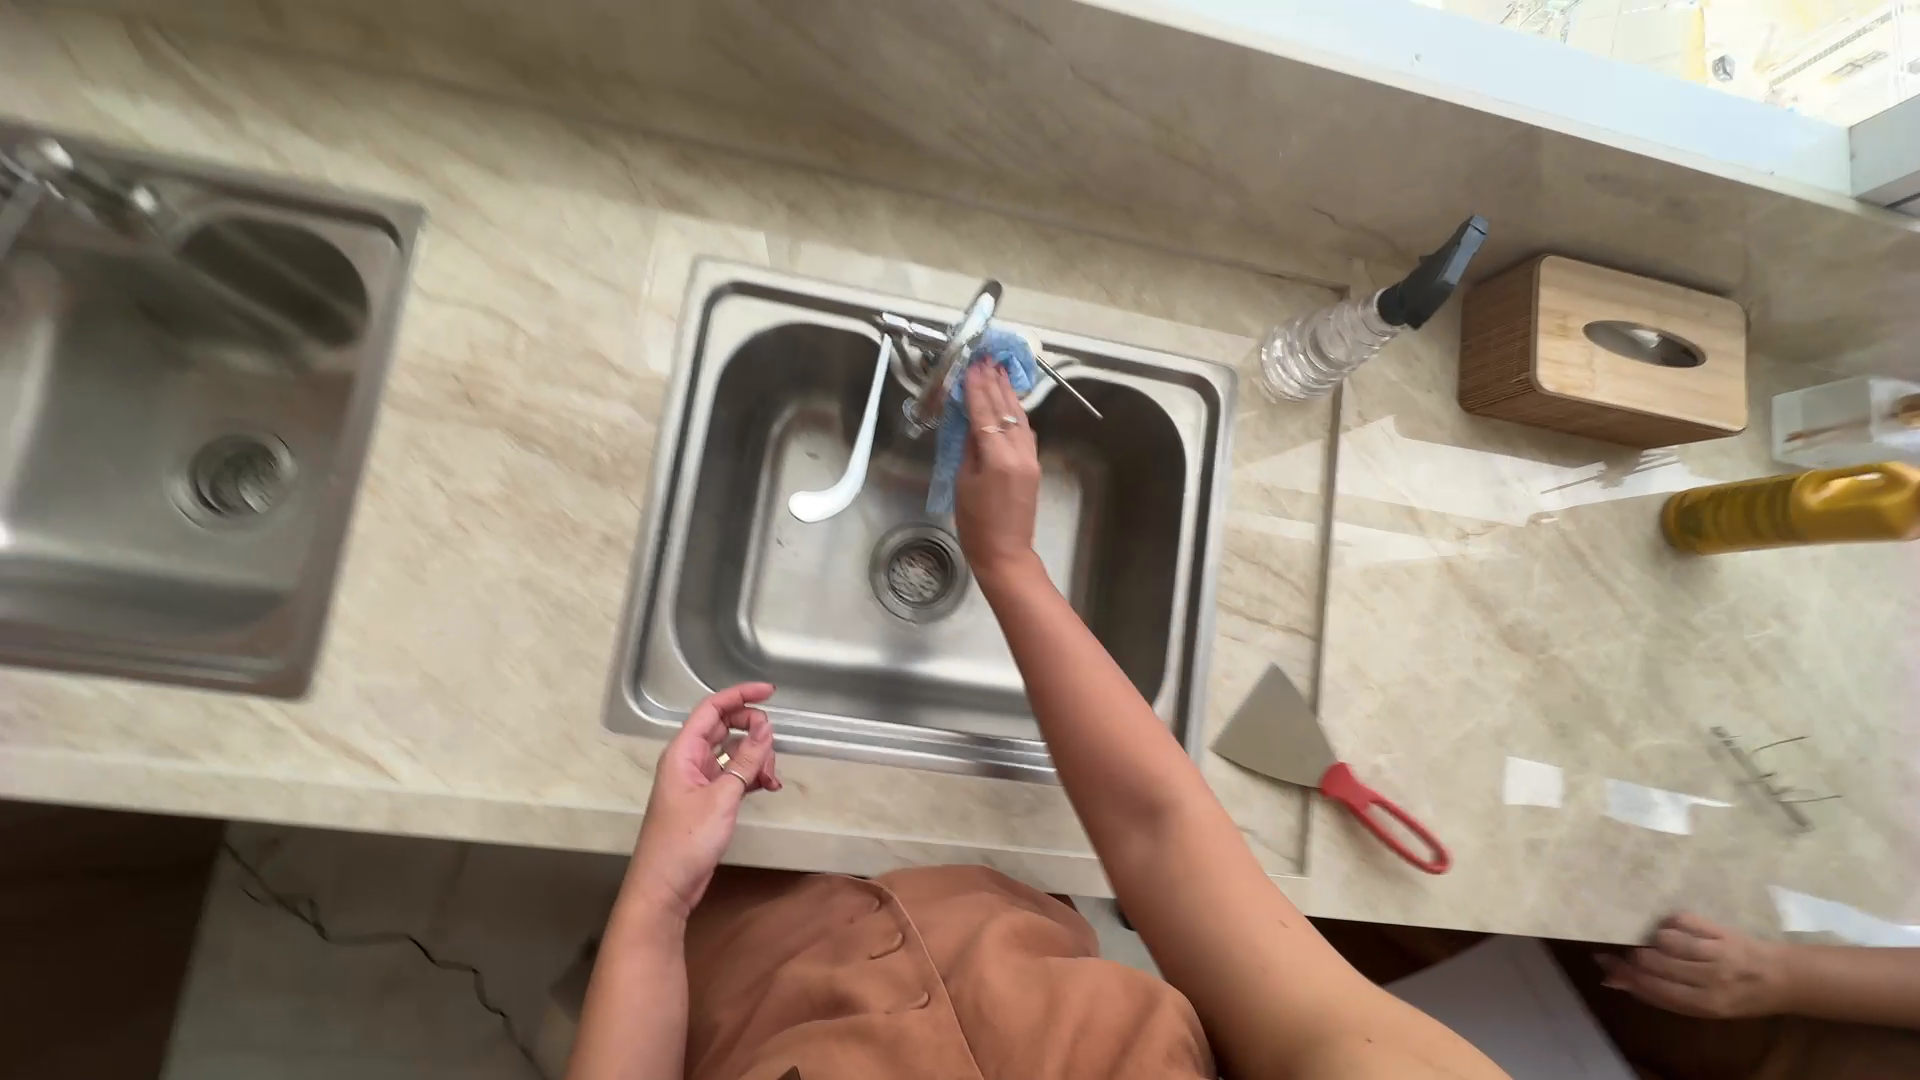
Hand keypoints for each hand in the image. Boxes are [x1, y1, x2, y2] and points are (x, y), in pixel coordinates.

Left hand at [628, 683, 780, 921]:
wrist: (664, 888)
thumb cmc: (686, 840)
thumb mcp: (722, 797)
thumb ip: (746, 760)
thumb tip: (766, 727)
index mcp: (683, 752)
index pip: (712, 709)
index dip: (740, 695)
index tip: (770, 692)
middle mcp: (689, 760)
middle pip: (724, 727)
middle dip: (753, 731)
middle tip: (774, 746)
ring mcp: (698, 779)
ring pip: (732, 752)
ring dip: (756, 758)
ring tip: (772, 778)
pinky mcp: (707, 798)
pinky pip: (733, 774)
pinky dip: (752, 775)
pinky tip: (768, 786)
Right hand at [956, 363, 1040, 581]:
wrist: (1005, 552)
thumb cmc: (975, 524)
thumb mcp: (962, 483)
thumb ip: (969, 449)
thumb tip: (971, 423)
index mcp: (998, 457)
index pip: (985, 414)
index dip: (976, 389)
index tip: (971, 366)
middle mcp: (1019, 453)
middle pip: (1005, 410)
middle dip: (994, 384)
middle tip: (986, 359)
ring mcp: (1030, 459)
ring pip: (1019, 418)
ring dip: (1008, 394)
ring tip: (999, 371)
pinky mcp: (1034, 466)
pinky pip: (1024, 432)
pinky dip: (1015, 413)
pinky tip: (1010, 402)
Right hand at [1599, 912, 1792, 1018]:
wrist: (1786, 979)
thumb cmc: (1738, 996)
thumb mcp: (1704, 1006)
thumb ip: (1659, 994)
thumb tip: (1610, 978)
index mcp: (1709, 1003)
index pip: (1653, 987)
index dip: (1624, 973)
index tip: (1603, 960)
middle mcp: (1715, 979)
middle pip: (1653, 960)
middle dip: (1638, 955)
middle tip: (1638, 953)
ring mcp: (1720, 953)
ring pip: (1664, 938)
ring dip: (1657, 939)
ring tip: (1664, 943)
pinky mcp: (1721, 930)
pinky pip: (1679, 919)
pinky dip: (1672, 923)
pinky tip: (1679, 930)